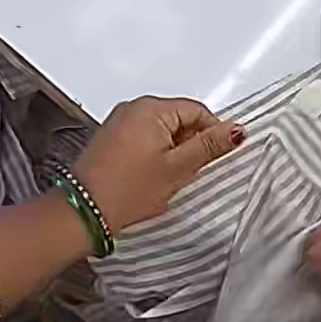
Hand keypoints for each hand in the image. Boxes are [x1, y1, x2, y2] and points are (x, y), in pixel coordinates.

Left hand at [72, 96, 244, 231]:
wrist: (84, 213)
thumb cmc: (127, 191)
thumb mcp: (178, 168)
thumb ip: (210, 145)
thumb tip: (236, 129)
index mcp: (151, 109)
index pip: (198, 111)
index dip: (211, 134)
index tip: (213, 157)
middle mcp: (133, 108)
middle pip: (181, 119)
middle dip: (190, 144)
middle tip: (186, 171)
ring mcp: (120, 122)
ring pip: (164, 130)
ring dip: (173, 150)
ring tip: (166, 176)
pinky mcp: (113, 137)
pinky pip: (146, 137)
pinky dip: (156, 153)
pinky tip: (151, 175)